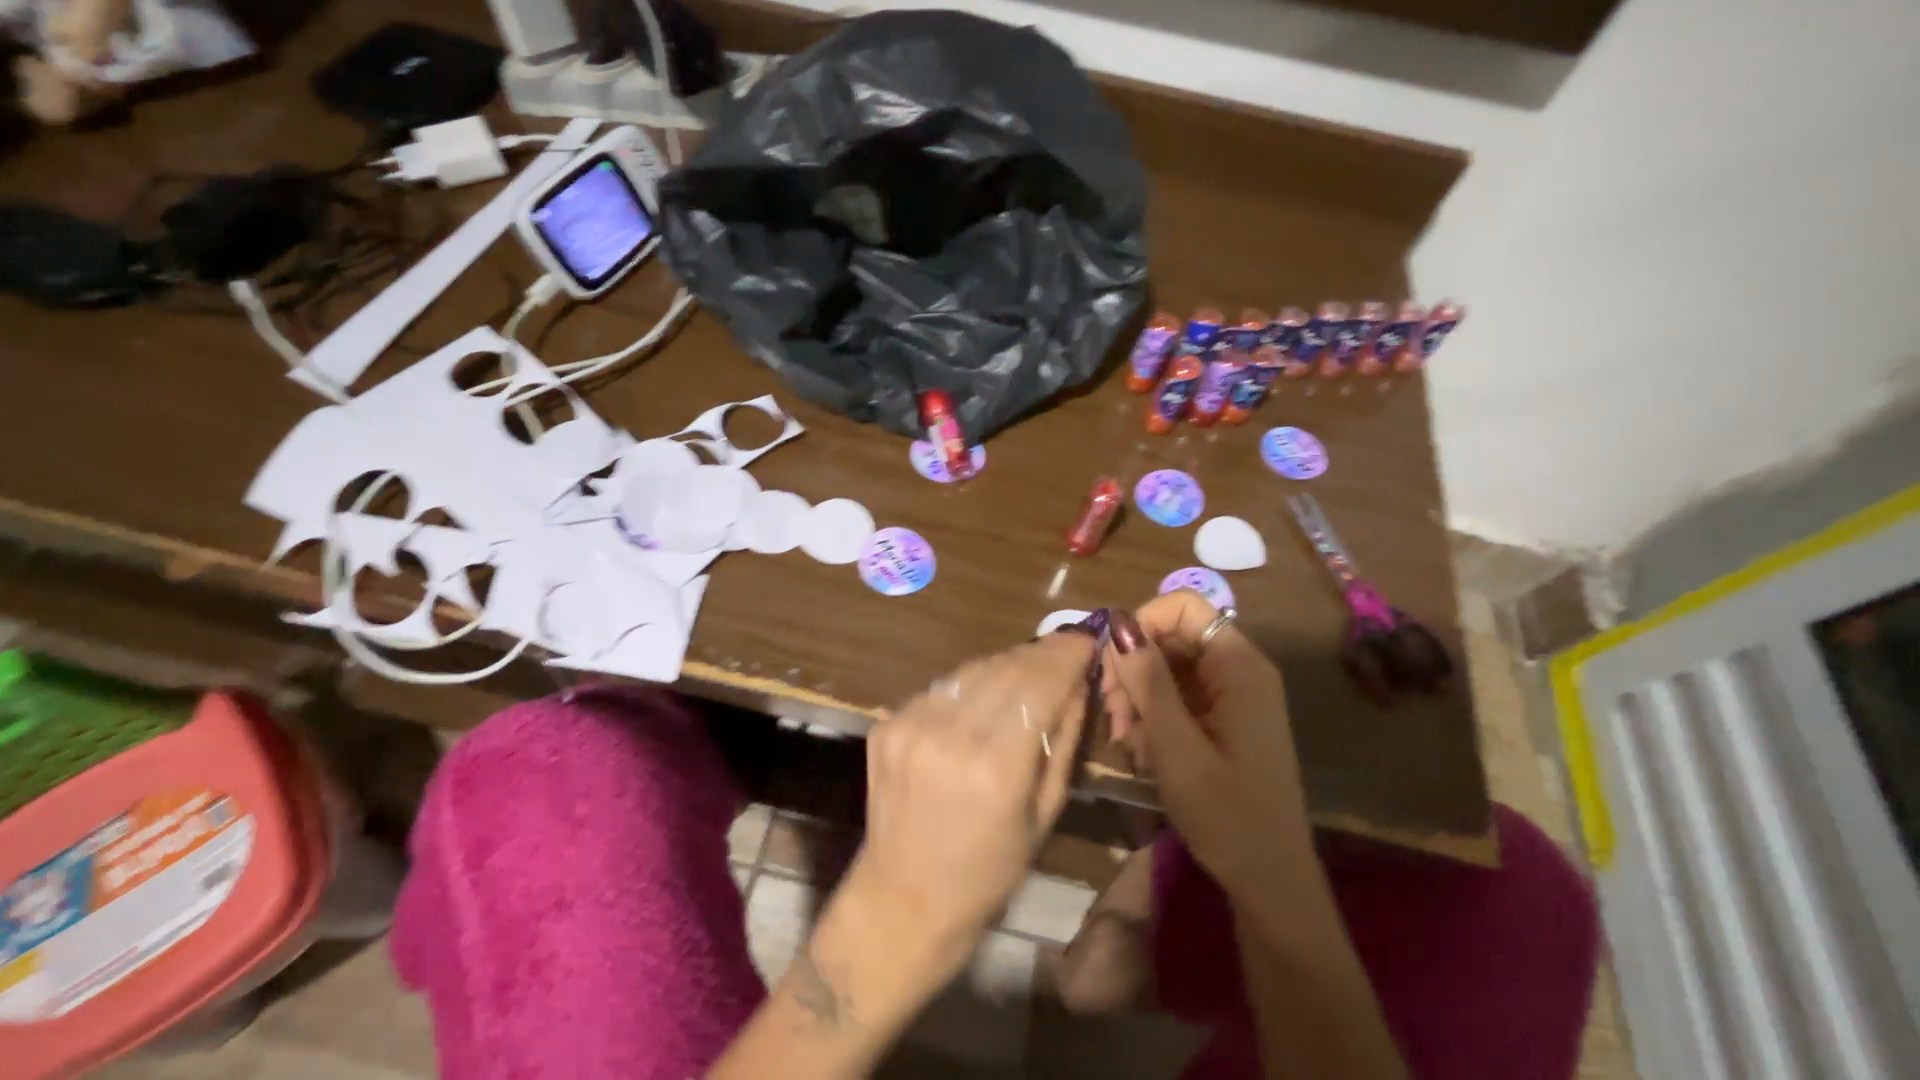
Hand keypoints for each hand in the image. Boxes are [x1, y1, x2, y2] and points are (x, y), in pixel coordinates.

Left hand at [846, 632, 1095, 979]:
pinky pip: (940, 689)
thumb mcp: (1045, 812)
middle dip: (1040, 654)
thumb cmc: (989, 870)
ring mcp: (910, 726)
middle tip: (1064, 650)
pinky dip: (969, 687)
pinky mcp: (886, 725)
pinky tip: (982, 704)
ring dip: (1005, 666)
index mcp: (997, 766)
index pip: (1040, 683)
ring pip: (971, 670)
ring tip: (1028, 674)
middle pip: (1006, 668)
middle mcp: (950, 736)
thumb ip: (1064, 740)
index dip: (1066, 654)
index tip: (1086, 640)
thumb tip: (1078, 682)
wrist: (904, 898)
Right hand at [1102, 591, 1315, 898]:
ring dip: (1138, 694)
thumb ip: (1148, 681)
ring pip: (1171, 667)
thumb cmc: (1225, 813)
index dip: (1141, 623)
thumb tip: (1118, 623)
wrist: (1270, 877)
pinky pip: (1181, 696)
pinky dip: (1154, 714)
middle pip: (1174, 635)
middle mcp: (1241, 670)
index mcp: (1240, 666)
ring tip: (1124, 738)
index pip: (1184, 606)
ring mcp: (1234, 696)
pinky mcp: (1226, 721)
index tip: (1111, 667)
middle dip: (1133, 664)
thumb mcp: (1176, 747)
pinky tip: (1140, 748)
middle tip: (1111, 712)